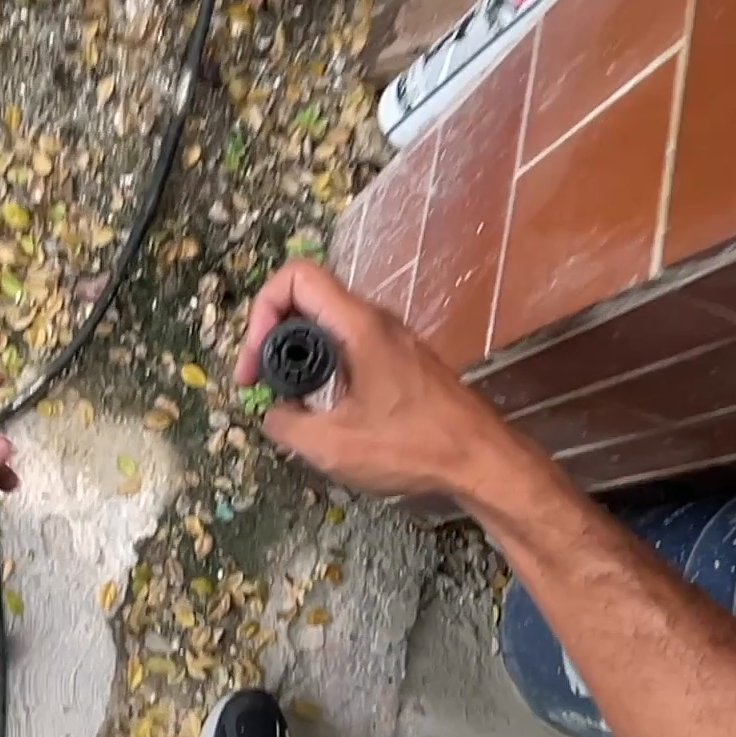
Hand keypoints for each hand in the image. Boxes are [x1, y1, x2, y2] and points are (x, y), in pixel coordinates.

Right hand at [234, 260, 513, 497]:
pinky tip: (317, 406)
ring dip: (292, 353)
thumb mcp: (331, 446)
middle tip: (258, 383)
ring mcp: (387, 337)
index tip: (256, 360)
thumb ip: (285, 425)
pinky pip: (342, 344)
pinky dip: (317, 365)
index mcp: (356, 325)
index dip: (261, 310)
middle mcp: (372, 320)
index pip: (295, 278)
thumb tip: (273, 414)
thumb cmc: (409, 447)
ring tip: (283, 397)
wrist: (480, 458)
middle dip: (268, 335)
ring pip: (322, 323)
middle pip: (303, 299)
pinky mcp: (395, 358)